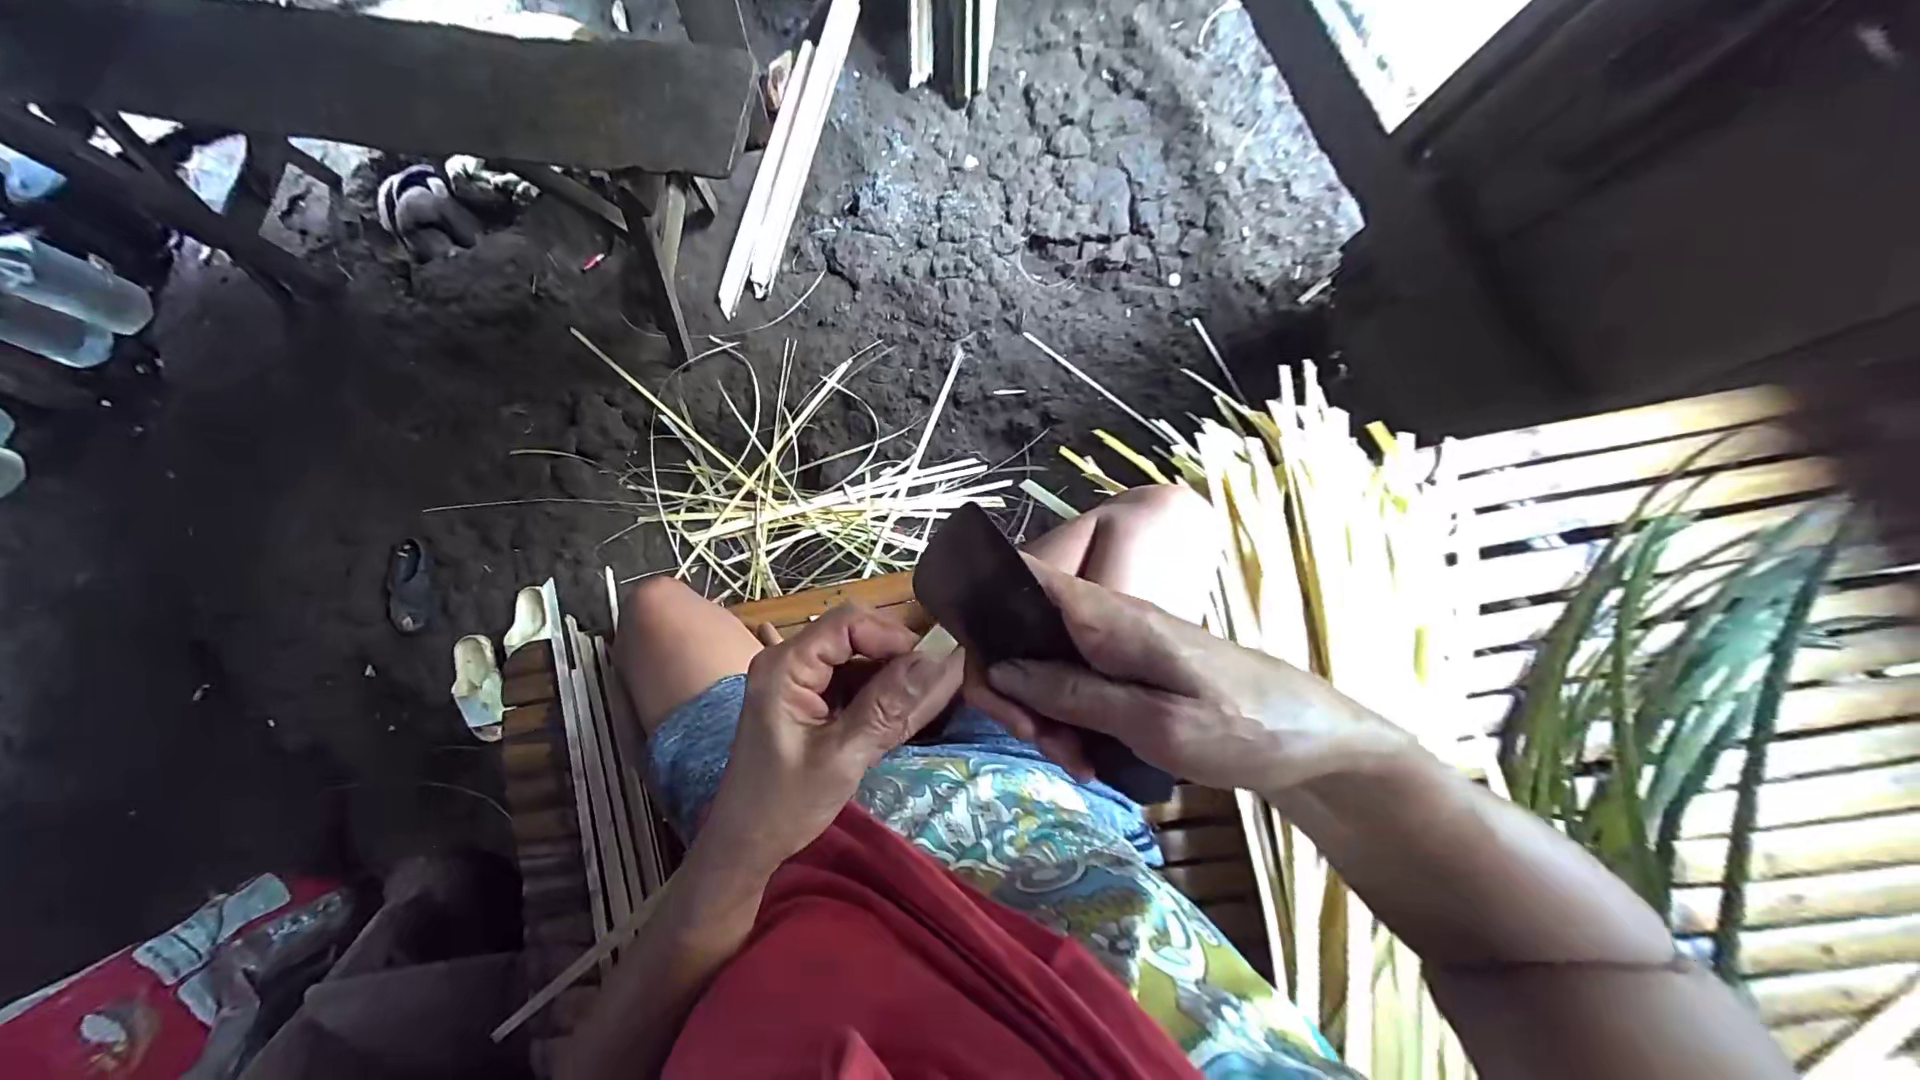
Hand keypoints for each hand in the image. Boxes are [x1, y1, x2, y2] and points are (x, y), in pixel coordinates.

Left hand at [698, 605, 963, 875]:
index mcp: (785, 665)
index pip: (848, 623)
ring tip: (920, 705)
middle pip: (856, 635)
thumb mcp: (843, 756)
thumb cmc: (784, 805)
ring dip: (892, 677)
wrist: (745, 845)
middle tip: (932, 689)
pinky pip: (852, 680)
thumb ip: (890, 706)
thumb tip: (941, 663)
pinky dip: (879, 694)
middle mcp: (789, 660)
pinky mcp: (809, 697)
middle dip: (897, 657)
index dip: (893, 637)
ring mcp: (798, 678)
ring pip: (859, 658)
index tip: (931, 666)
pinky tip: (899, 714)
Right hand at [966, 557, 1413, 794]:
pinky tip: (1087, 757)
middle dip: (1011, 688)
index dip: (982, 611)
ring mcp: (1111, 642)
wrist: (1312, 740)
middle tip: (1043, 743)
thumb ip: (1077, 693)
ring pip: (1041, 664)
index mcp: (1108, 613)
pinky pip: (1070, 684)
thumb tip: (1001, 668)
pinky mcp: (1121, 667)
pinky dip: (1065, 720)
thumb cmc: (1245, 726)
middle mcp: (1102, 617)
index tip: (982, 679)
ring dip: (1040, 712)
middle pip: (1020, 632)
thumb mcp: (1158, 722)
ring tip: (1075, 761)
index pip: (1022, 578)